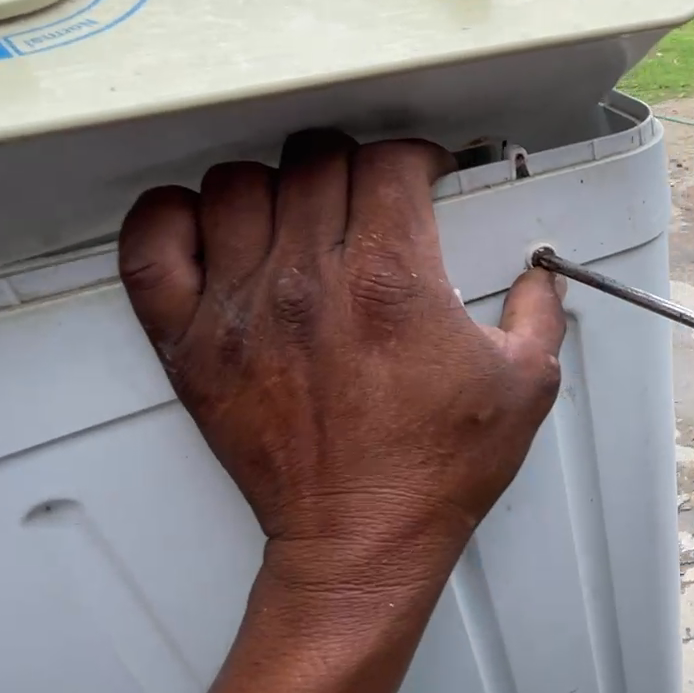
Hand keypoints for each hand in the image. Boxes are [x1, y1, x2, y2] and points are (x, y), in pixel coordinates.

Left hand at [117, 131, 565, 600]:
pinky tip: (216, 223)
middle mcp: (311, 282)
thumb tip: (539, 277)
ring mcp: (242, 309)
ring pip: (238, 185)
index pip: (390, 164)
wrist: (364, 537)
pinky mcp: (194, 345)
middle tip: (378, 189)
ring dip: (280, 182)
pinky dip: (176, 216)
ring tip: (308, 209)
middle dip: (358, 161)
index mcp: (394, 282)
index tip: (428, 173)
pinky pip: (153, 244)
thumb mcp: (527, 383)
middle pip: (317, 162)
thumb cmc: (437, 467)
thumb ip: (540, 312)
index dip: (417, 155)